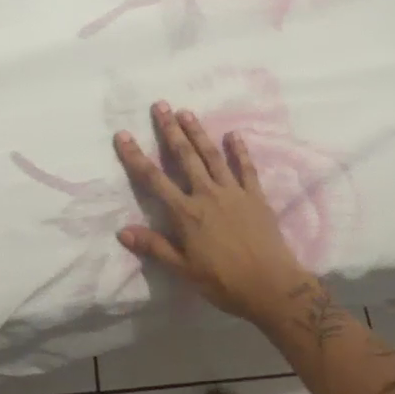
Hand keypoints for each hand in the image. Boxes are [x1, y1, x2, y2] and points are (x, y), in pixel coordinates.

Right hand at [113, 101, 313, 325]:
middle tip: (160, 105)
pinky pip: (246, 169)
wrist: (272, 288)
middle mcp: (207, 194)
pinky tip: (234, 134)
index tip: (123, 135)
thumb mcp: (184, 270)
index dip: (136, 156)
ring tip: (187, 112)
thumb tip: (122, 231)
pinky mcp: (256, 197)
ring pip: (212, 156)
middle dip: (170, 130)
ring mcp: (233, 192)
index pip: (154, 179)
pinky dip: (240, 150)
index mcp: (186, 213)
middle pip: (185, 157)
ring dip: (198, 132)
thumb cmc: (224, 282)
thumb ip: (154, 247)